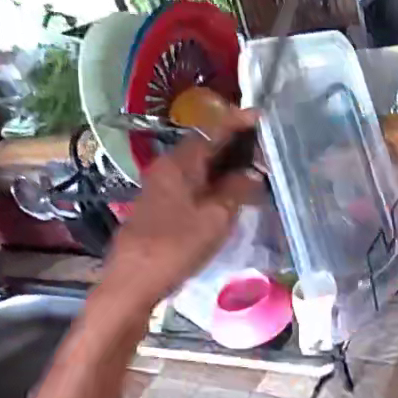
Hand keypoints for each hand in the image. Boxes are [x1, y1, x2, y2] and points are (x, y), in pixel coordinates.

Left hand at [95, 114, 263, 314]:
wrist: (133, 282)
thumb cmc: (176, 246)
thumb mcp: (216, 218)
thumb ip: (237, 190)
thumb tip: (252, 173)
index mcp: (179, 163)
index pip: (212, 131)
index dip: (238, 122)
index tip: (262, 116)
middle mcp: (167, 168)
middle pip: (204, 147)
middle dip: (234, 143)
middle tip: (265, 145)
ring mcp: (161, 188)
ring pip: (199, 168)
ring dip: (225, 165)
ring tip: (255, 168)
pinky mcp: (160, 208)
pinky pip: (193, 185)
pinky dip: (214, 183)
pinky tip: (231, 194)